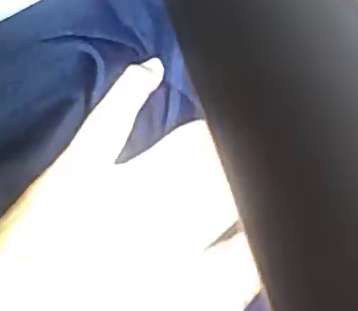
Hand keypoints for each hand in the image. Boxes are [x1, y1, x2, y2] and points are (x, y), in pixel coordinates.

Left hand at [0, 60, 258, 310]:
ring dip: (214, 136)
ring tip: (239, 119)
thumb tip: (234, 267)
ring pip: (187, 151)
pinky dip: (130, 91)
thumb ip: (197, 289)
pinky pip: (110, 120)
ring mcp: (115, 192)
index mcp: (178, 287)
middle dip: (248, 168)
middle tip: (268, 149)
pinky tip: (149, 69)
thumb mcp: (156, 306)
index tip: (283, 201)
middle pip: (224, 186)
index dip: (265, 224)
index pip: (246, 250)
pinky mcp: (74, 171)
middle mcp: (158, 233)